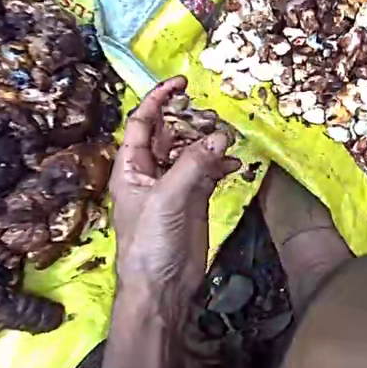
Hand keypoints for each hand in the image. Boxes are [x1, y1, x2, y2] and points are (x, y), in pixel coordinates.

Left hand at [111, 77, 240, 324]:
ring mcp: (175, 185)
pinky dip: (222, 164)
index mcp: (132, 166)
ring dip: (210, 142)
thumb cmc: (150, 242)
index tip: (181, 82)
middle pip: (171, 133)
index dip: (158, 99)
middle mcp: (152, 171)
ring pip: (193, 151)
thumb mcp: (167, 198)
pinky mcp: (195, 199)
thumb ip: (194, 164)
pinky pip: (209, 171)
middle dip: (191, 120)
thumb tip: (221, 136)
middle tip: (213, 114)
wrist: (161, 286)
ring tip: (227, 138)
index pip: (143, 123)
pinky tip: (234, 164)